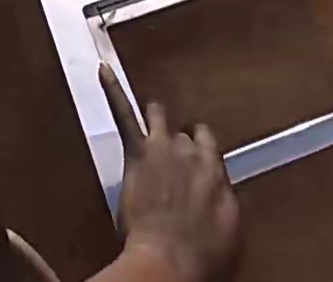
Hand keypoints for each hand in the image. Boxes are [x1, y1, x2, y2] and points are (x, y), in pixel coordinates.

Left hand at [115, 103, 240, 281]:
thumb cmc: (201, 259)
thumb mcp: (229, 232)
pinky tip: (103, 70)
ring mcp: (163, 146)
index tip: (192, 160)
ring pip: (159, 115)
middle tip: (169, 158)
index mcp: (217, 173)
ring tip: (149, 117)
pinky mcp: (138, 149)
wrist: (169, 262)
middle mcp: (192, 153)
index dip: (198, 152)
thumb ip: (223, 198)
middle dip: (177, 142)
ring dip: (154, 117)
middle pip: (184, 134)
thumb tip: (219, 188)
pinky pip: (123, 112)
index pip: (208, 147)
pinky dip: (112, 89)